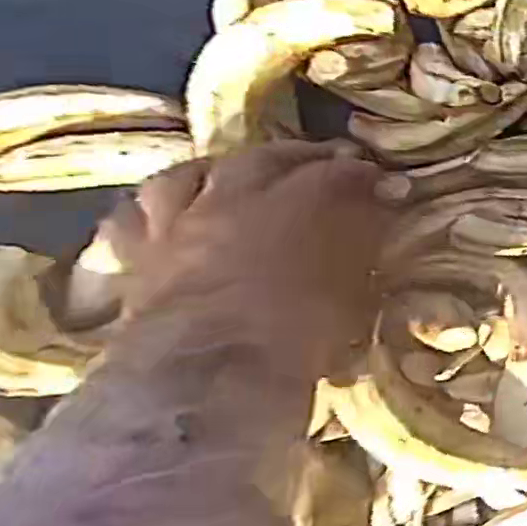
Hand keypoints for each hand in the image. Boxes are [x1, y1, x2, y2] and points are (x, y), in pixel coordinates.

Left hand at [97, 141, 393, 376]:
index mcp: (296, 203)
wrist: (214, 370)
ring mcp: (176, 226)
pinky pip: (135, 217)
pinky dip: (157, 207)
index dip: (367, 175)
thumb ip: (369, 237)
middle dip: (300, 156)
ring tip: (240, 174)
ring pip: (187, 176)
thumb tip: (388, 209)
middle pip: (263, 159)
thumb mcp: (361, 280)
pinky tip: (174, 210)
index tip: (391, 185)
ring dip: (219, 170)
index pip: (339, 173)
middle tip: (326, 160)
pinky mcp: (136, 258)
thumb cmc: (306, 325)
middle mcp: (232, 201)